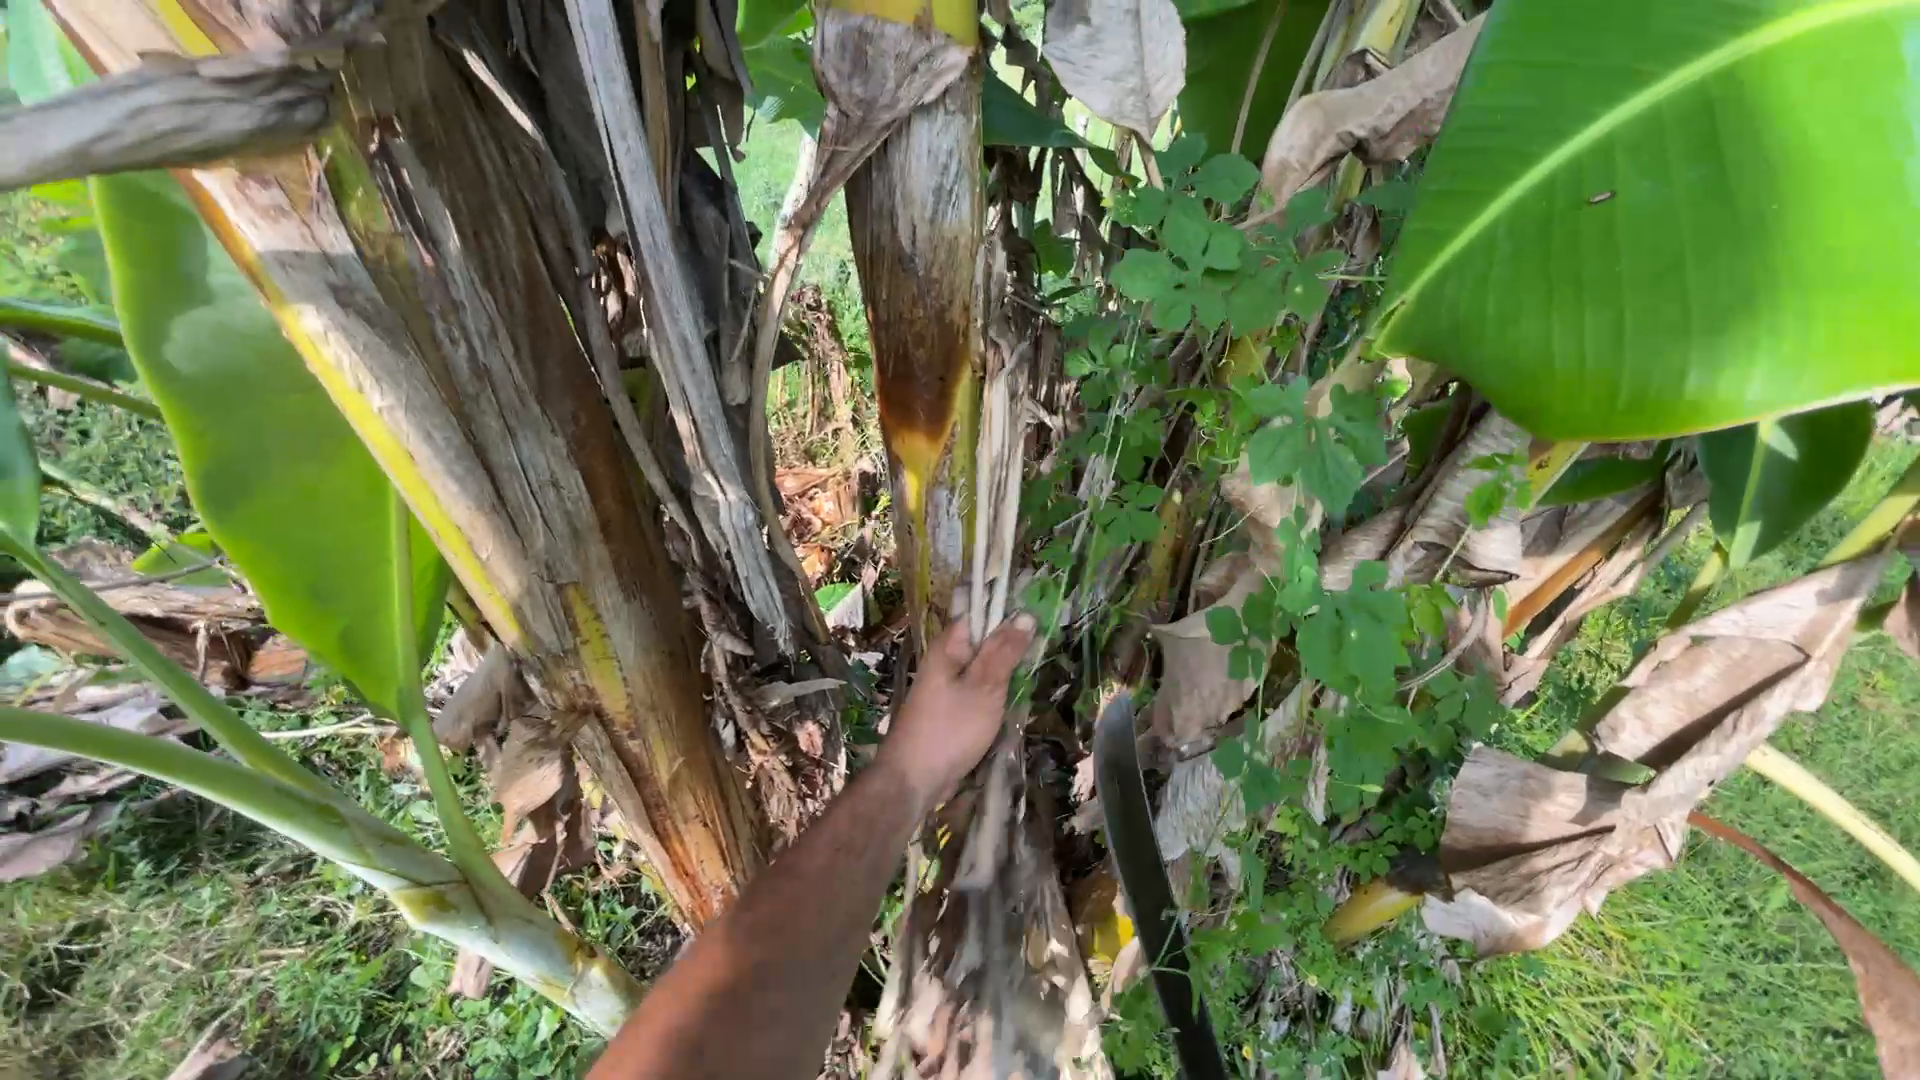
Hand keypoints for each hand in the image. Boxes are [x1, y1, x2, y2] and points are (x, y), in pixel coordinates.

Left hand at [878, 613, 1036, 809]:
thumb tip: (1024, 616)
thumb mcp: (985, 686)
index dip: (1006, 613)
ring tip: (1036, 672)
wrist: (915, 779)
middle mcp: (945, 663)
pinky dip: (997, 697)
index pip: (979, 615)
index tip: (1038, 616)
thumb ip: (1004, 652)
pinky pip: (979, 694)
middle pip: (983, 644)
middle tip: (1044, 648)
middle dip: (1011, 646)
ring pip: (983, 671)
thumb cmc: (951, 728)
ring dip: (1006, 674)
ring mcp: (947, 689)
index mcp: (948, 648)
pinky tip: (1015, 702)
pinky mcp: (951, 713)